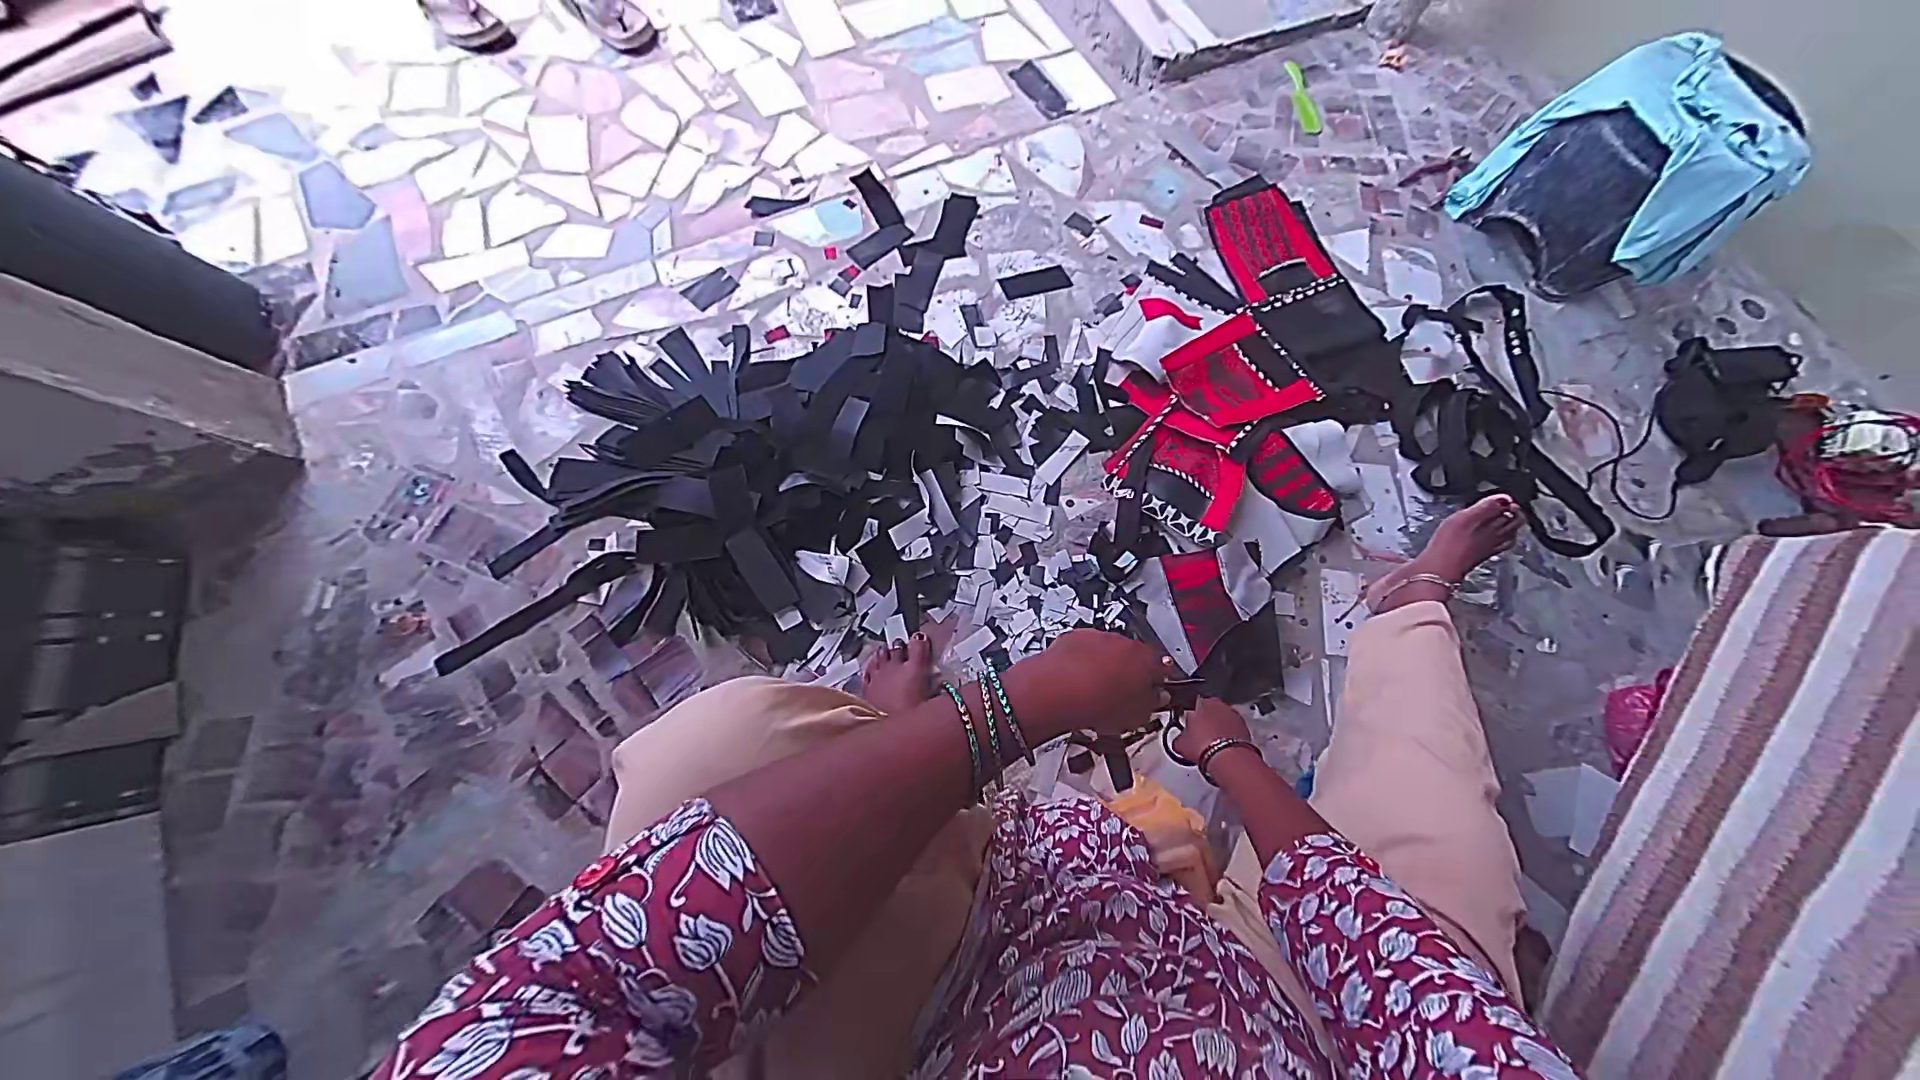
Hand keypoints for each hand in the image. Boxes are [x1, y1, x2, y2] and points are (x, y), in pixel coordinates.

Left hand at [1000, 629, 1173, 741]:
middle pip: (1133, 656)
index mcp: (1146, 659)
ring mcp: (1097, 638)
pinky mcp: (1072, 638)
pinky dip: (1082, 660)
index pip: (1162, 666)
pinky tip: (1076, 680)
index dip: (1158, 680)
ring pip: (1107, 650)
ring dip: (1105, 665)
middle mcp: (1123, 642)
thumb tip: (1155, 700)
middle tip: (1122, 693)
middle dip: (1130, 671)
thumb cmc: (1096, 701)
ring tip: (1096, 690)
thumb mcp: (1137, 716)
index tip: (1154, 690)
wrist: (1058, 690)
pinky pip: (1083, 648)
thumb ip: (1151, 703)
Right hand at [1170, 697, 1252, 763]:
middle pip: (1209, 711)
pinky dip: (1229, 735)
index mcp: (1200, 702)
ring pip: (1222, 719)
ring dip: (1219, 727)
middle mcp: (1218, 704)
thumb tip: (1179, 742)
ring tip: (1213, 744)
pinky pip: (1234, 729)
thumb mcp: (1180, 744)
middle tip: (1200, 736)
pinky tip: (1224, 747)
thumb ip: (1178, 738)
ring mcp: (1233, 715)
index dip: (1189, 718)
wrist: (1229, 758)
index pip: (1191, 705)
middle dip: (1205, 721)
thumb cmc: (1205, 746)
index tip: (1188, 728)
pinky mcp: (1245, 727)